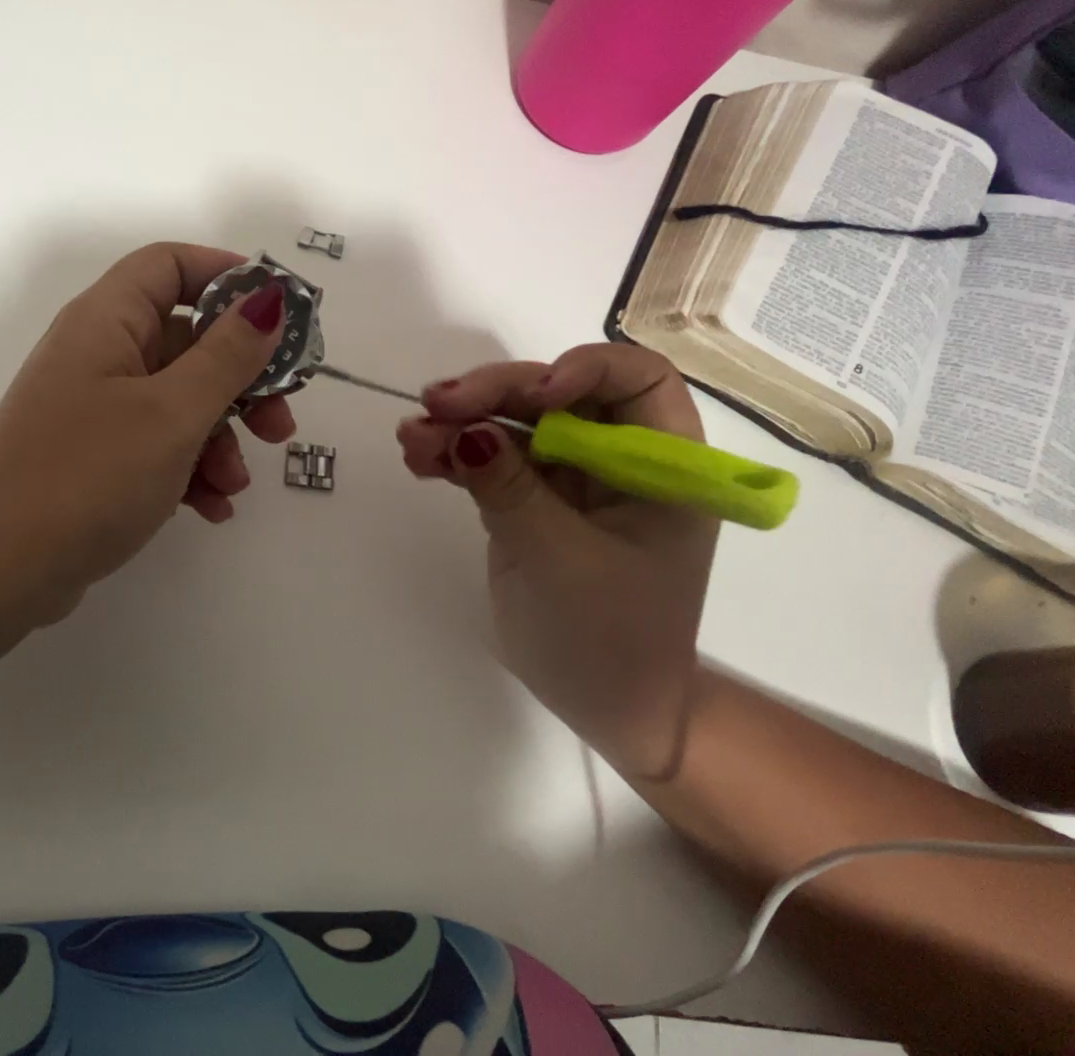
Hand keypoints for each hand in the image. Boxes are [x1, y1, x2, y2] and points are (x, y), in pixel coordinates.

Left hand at [0, 243, 295, 663]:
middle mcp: (95, 357)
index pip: (169, 266)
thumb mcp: (171, 414)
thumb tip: (268, 300)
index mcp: (103, 322)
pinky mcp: (92, 462)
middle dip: (241, 382)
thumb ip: (227, 356)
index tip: (280, 314)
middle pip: (185, 342)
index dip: (227, 276)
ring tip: (235, 486)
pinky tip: (211, 509)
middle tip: (280, 424)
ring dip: (219, 440)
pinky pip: (155, 449)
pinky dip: (189, 472)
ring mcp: (91, 413)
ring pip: (177, 404)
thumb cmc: (87, 478)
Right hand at [397, 344, 718, 777]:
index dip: (586, 370)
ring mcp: (569, 482)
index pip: (638, 382)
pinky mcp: (530, 504)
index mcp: (664, 465)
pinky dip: (456, 456)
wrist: (603, 704)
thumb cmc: (606, 636)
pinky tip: (417, 456)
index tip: (534, 397)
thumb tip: (461, 432)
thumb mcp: (558, 559)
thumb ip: (511, 490)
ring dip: (462, 424)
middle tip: (435, 404)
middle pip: (559, 398)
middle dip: (497, 394)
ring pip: (515, 426)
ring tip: (410, 436)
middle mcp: (618, 460)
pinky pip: (492, 463)